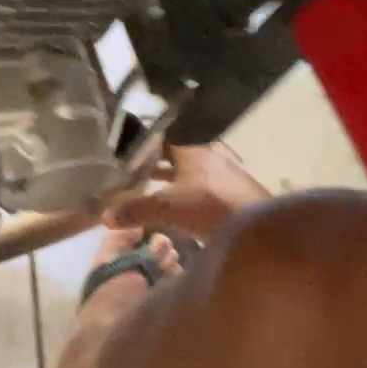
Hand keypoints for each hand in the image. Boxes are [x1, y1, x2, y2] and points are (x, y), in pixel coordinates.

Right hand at [104, 143, 270, 240]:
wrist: (261, 228)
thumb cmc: (210, 207)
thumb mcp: (166, 207)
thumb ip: (135, 209)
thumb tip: (105, 216)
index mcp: (192, 150)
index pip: (161, 139)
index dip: (142, 144)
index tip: (123, 150)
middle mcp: (209, 157)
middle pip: (175, 156)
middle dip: (154, 164)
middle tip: (130, 171)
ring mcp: (225, 175)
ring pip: (189, 174)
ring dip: (171, 181)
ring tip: (149, 190)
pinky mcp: (234, 194)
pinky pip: (203, 189)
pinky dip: (186, 194)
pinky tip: (177, 208)